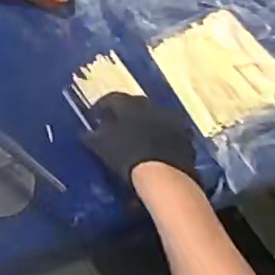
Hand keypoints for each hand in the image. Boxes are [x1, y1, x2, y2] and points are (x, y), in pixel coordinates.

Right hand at [81, 93, 200, 188]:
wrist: (163, 176)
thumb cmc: (125, 155)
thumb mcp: (99, 145)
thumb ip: (92, 135)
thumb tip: (89, 132)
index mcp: (129, 105)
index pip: (112, 98)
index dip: (100, 107)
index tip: (94, 117)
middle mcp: (152, 107)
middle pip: (135, 104)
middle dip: (124, 112)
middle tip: (114, 123)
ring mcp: (172, 122)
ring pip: (154, 117)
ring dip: (144, 123)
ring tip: (135, 135)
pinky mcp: (186, 138)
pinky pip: (169, 132)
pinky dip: (160, 135)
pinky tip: (153, 146)